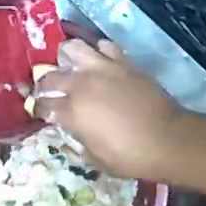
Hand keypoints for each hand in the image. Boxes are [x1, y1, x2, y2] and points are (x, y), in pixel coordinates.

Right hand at [33, 39, 192, 180]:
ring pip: (72, 48)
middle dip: (44, 82)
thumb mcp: (96, 159)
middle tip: (47, 88)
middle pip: (50, 75)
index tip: (39, 110)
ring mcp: (101, 68)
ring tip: (69, 64)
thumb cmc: (131, 156)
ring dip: (66, 56)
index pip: (43, 104)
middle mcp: (81, 84)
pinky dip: (98, 50)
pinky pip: (104, 45)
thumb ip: (78, 141)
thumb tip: (72, 130)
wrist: (167, 139)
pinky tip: (99, 59)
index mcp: (71, 111)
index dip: (38, 107)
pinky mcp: (122, 61)